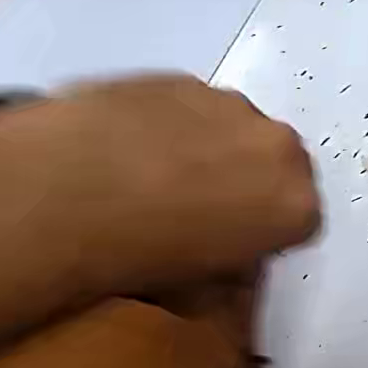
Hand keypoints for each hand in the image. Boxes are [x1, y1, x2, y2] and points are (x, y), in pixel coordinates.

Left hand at [0, 76, 319, 291]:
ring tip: (158, 172)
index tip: (236, 240)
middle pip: (280, 167)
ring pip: (239, 131)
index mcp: (297, 205)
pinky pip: (195, 106)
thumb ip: (234, 272)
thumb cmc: (144, 253)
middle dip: (253, 183)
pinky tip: (133, 144)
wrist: (65, 190)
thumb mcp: (203, 289)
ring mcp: (233, 106)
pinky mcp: (185, 78)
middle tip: (203, 205)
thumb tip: (229, 266)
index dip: (268, 232)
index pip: (302, 221)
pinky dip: (176, 123)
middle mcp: (281, 149)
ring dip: (216, 148)